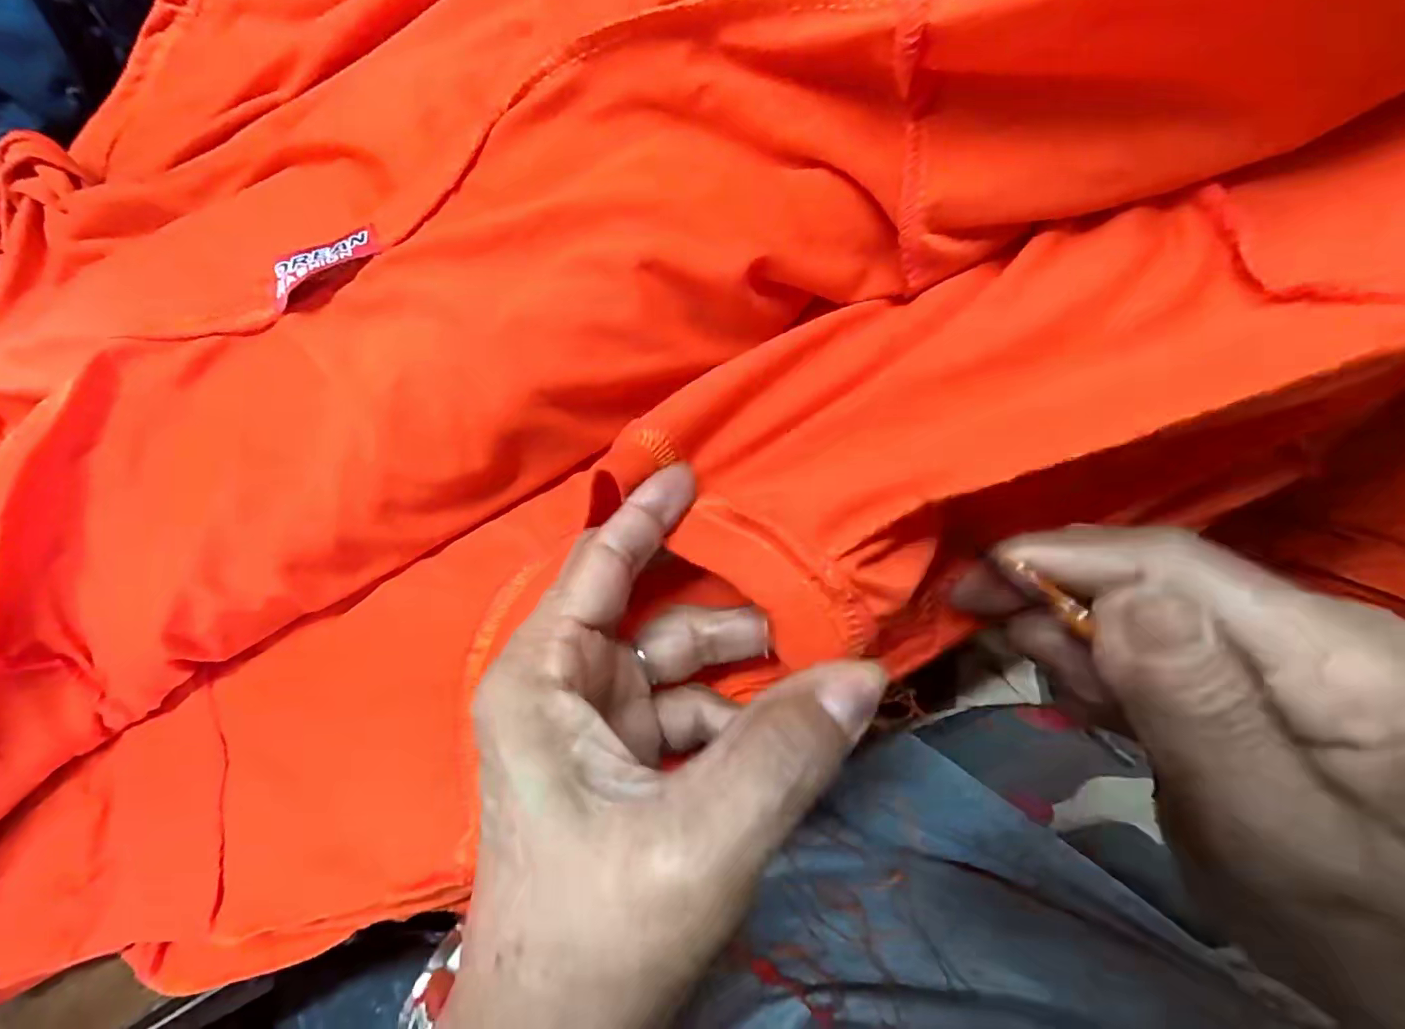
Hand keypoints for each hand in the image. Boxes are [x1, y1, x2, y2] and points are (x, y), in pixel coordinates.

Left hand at [446, 465, 887, 1028]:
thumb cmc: (597, 931)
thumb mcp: (698, 837)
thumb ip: (783, 754)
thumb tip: (862, 674)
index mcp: (542, 678)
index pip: (598, 567)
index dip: (645, 516)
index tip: (692, 473)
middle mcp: (562, 688)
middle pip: (653, 619)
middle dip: (725, 612)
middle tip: (799, 601)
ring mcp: (594, 730)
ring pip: (680, 672)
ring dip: (744, 673)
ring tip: (814, 675)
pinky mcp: (624, 769)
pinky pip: (690, 718)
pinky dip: (738, 718)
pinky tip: (787, 733)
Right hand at [953, 527, 1404, 1028]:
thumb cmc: (1351, 935)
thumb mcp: (1257, 833)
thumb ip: (1196, 707)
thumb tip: (1126, 597)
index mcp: (1370, 674)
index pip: (1186, 569)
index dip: (1069, 556)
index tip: (980, 572)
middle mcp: (1374, 636)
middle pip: (1181, 579)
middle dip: (1070, 589)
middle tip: (987, 615)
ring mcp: (1357, 649)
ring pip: (1184, 605)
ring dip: (1097, 626)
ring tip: (1045, 663)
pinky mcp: (1329, 670)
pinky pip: (1205, 637)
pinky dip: (1137, 654)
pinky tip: (1104, 683)